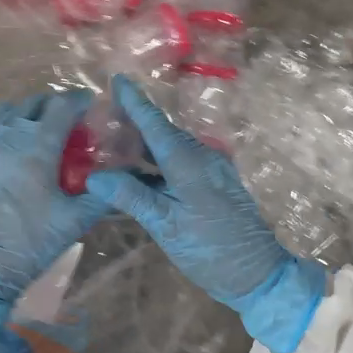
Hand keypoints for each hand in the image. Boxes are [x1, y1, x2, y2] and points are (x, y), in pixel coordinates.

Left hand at [0, 90, 106, 352]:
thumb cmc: (31, 242)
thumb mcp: (75, 221)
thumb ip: (102, 194)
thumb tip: (123, 178)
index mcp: (37, 147)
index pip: (62, 105)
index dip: (80, 100)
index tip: (93, 105)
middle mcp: (11, 137)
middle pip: (36, 102)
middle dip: (57, 104)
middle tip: (73, 120)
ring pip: (12, 110)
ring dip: (32, 112)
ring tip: (46, 130)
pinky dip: (14, 126)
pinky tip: (25, 150)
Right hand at [85, 75, 324, 352]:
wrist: (258, 274)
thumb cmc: (210, 249)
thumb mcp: (165, 225)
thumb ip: (130, 197)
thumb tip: (94, 176)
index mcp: (188, 160)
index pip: (154, 123)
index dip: (134, 101)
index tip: (117, 78)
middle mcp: (200, 157)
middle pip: (161, 133)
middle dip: (133, 123)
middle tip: (102, 116)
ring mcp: (209, 170)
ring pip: (169, 149)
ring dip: (143, 146)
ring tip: (112, 143)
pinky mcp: (212, 185)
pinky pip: (178, 164)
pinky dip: (155, 165)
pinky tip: (137, 173)